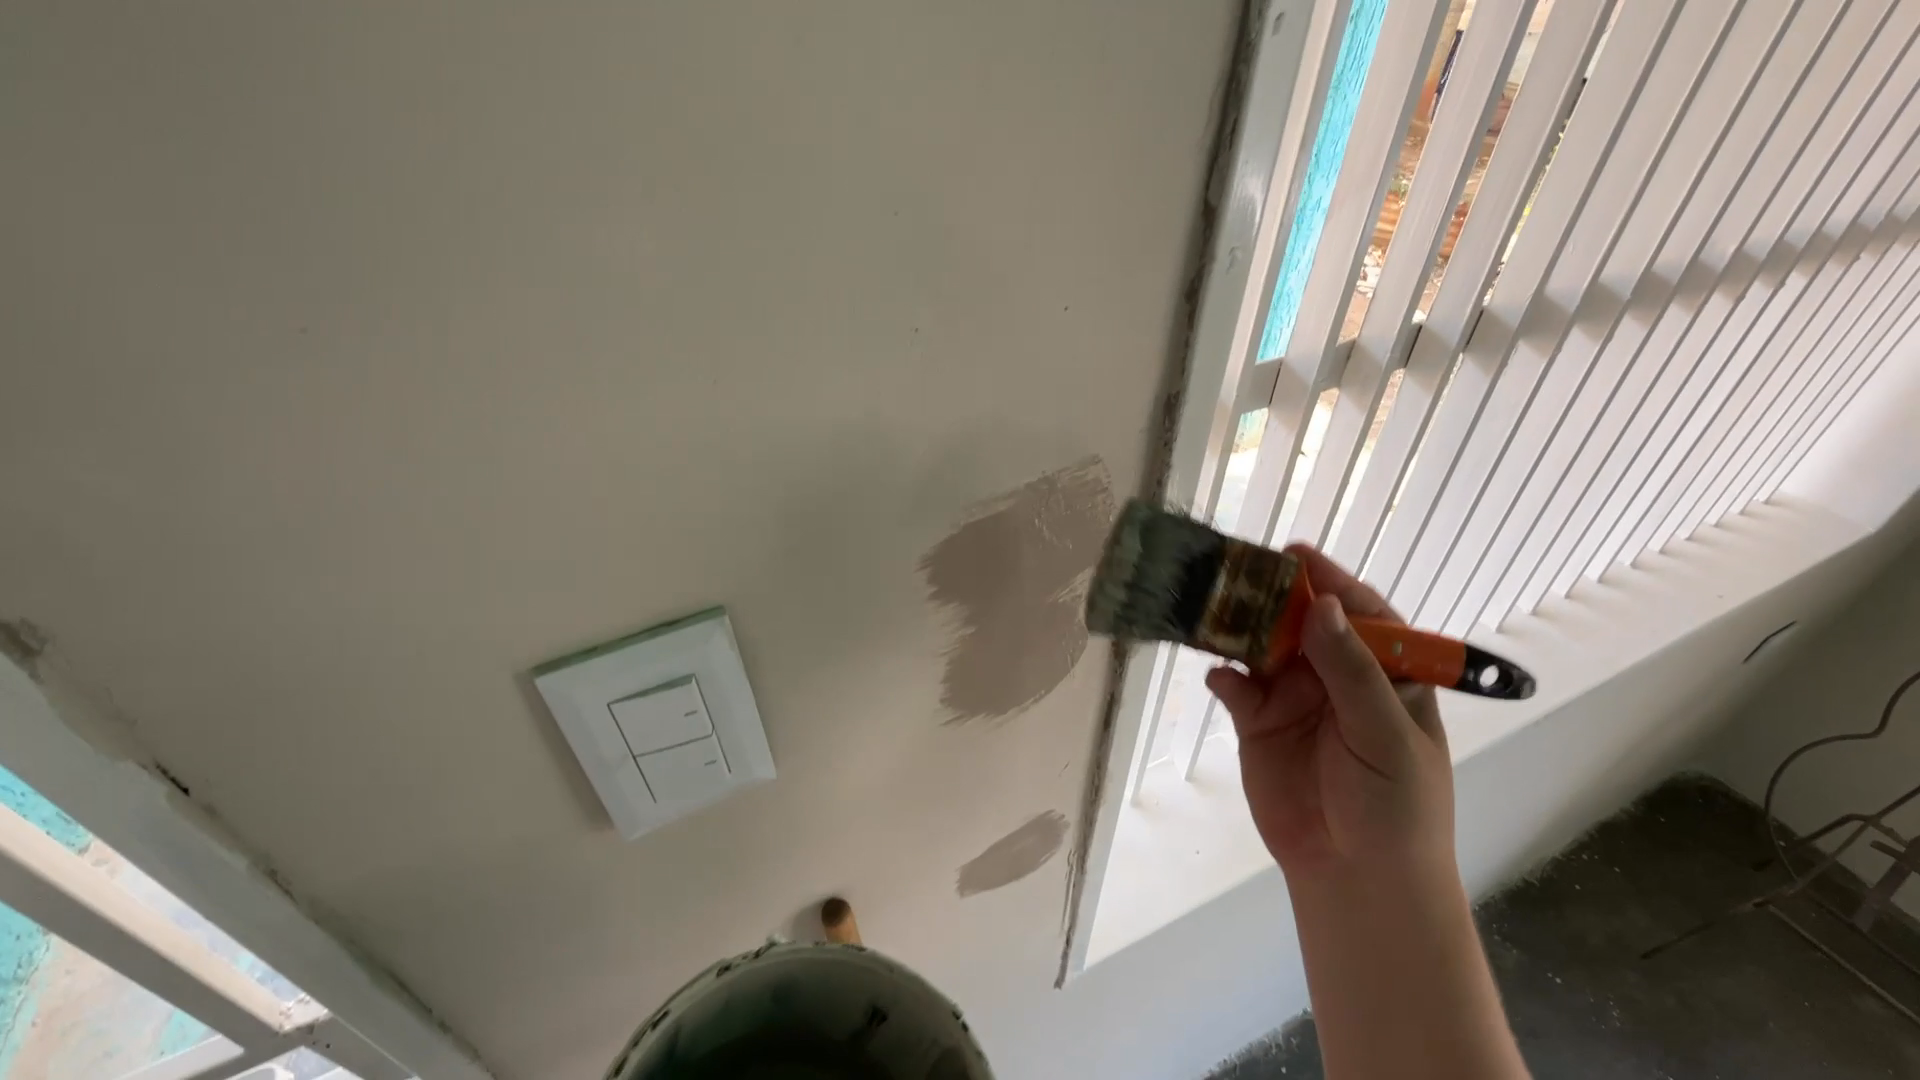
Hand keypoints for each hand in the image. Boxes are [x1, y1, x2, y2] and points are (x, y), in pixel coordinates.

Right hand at [1205, 545, 1453, 878]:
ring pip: (1263, 647)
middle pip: (1302, 622)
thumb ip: (1352, 672)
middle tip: (1236, 574)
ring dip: (1239, 629)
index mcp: (1386, 672)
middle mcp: (1336, 675)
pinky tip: (1219, 677)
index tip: (1294, 556)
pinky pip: (1236, 687)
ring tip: (1212, 611)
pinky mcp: (1257, 722)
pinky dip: (1224, 676)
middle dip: (1273, 598)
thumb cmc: (1395, 805)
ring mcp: (1293, 697)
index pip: (1360, 613)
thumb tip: (1323, 605)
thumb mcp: (1385, 735)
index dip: (1330, 582)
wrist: (1354, 875)